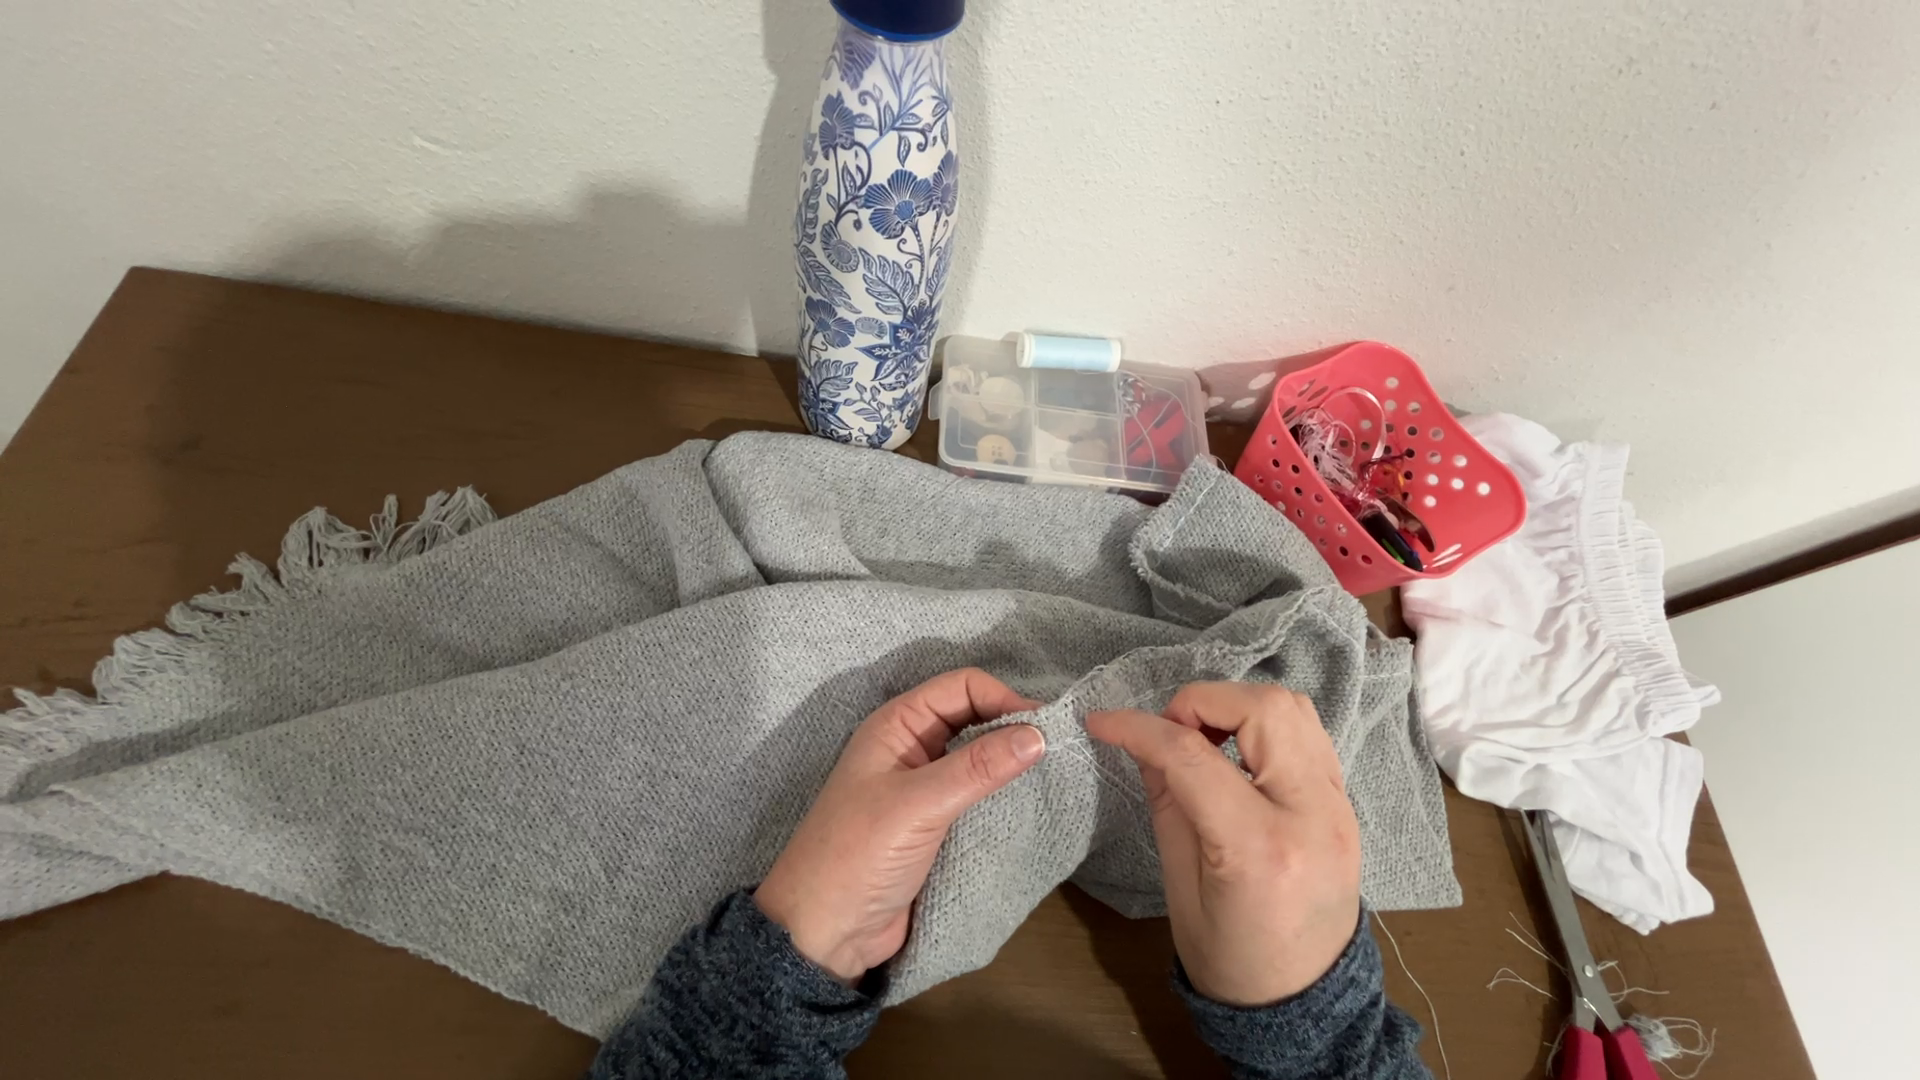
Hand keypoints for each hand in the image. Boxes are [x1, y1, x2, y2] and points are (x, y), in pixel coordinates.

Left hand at [754, 668, 1045, 982]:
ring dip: (1010, 759)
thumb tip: (1039, 734)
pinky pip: (976, 791)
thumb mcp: (918, 805)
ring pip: (978, 754)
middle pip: (973, 715)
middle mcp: (913, 744)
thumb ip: (978, 767)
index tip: (1046, 728)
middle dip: (1012, 725)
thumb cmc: (859, 854)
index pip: (962, 687)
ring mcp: (924, 783)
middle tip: (1058, 749)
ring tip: (1053, 773)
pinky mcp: (936, 820)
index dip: (1003, 698)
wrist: (824, 934)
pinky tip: (1029, 801)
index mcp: (899, 724)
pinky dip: (1002, 791)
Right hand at [1088, 682, 1360, 1005]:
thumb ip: (1164, 795)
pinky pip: (1308, 731)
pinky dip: (1263, 723)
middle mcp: (1312, 814)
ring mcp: (1340, 805)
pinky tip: (1237, 751)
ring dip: (1235, 706)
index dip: (1137, 727)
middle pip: (1260, 709)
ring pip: (1292, 707)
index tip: (1101, 722)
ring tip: (1204, 737)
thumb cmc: (1229, 955)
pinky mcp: (1346, 802)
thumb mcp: (1177, 879)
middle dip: (1200, 701)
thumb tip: (1144, 739)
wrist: (1304, 1003)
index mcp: (1260, 847)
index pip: (1192, 755)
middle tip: (1170, 733)